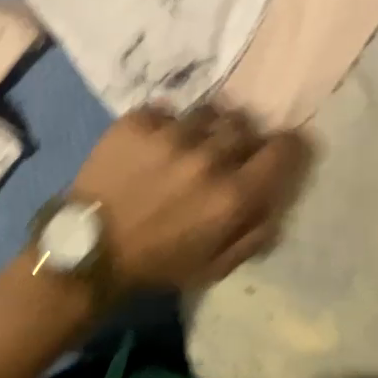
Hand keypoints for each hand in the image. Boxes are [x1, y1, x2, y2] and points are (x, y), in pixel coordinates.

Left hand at [70, 105, 310, 292]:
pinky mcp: (139, 120)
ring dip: (206, 128)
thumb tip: (277, 200)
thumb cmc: (157, 263)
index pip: (284, 149)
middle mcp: (208, 158)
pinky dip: (167, 125)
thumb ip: (255, 233)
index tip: (279, 150)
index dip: (287, 147)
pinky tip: (154, 146)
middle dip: (242, 139)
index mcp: (232, 196)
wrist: (89, 250)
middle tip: (226, 154)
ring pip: (209, 112)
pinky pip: (168, 110)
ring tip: (189, 144)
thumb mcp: (216, 266)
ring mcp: (171, 134)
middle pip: (246, 125)